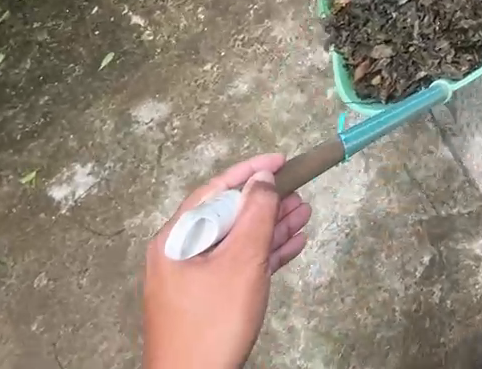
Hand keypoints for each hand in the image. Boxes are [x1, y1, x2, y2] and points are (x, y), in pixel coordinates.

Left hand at [143, 154, 312, 368]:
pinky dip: (266, 252)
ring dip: (273, 225)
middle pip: (229, 214)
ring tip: (306, 214)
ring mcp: (193, 277)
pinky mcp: (208, 298)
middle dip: (268, 202)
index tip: (282, 161)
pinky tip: (295, 244)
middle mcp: (180, 254)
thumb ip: (256, 212)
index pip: (214, 191)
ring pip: (238, 238)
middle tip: (301, 192)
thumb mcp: (243, 259)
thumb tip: (262, 179)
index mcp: (176, 240)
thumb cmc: (214, 320)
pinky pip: (239, 263)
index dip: (250, 171)